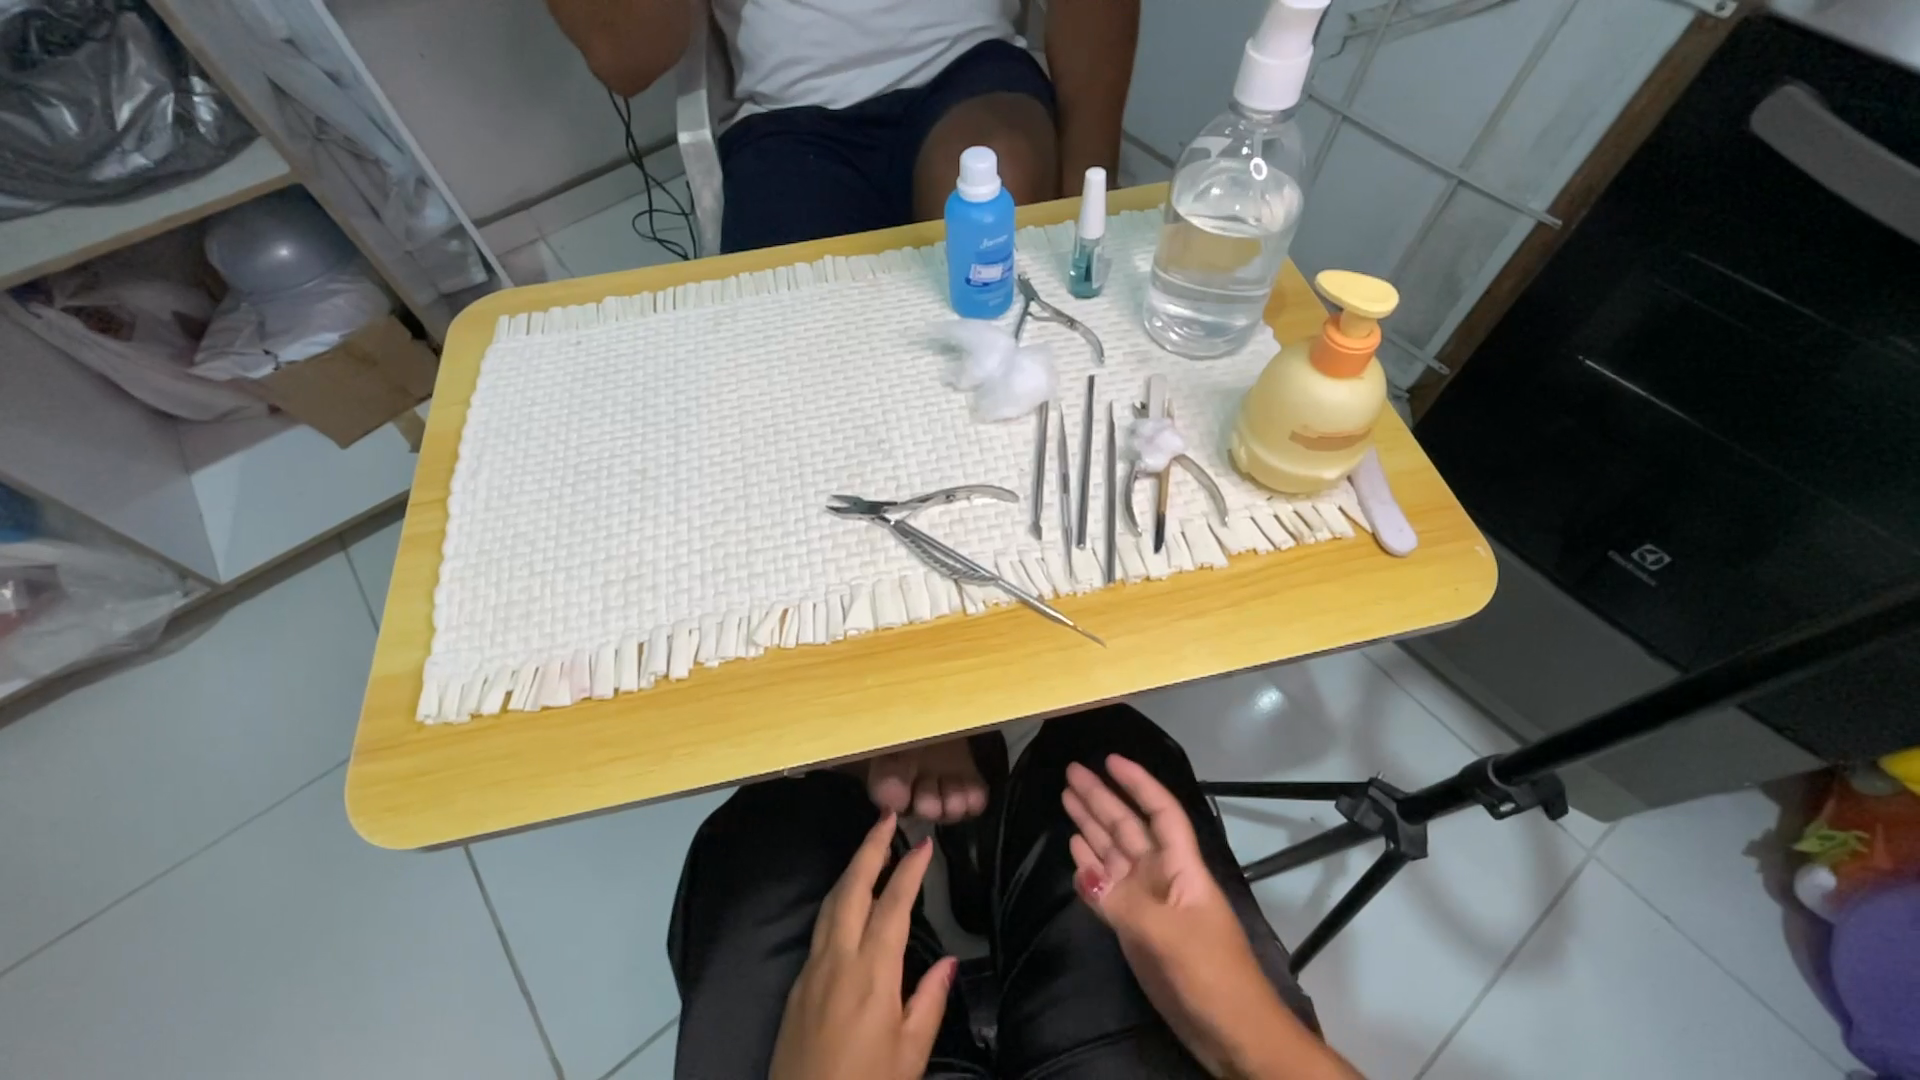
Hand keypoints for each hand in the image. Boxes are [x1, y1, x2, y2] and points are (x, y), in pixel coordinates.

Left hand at [770, 813, 956, 1079]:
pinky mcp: (796, 986)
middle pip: (852, 888)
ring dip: (851, 868)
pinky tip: (848, 899)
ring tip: (871, 847)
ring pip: (830, 903)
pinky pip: (820, 926)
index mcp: (872, 973)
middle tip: (886, 816)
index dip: (909, 870)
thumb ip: (928, 1001)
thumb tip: (947, 962)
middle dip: (870, 848)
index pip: (893, 905)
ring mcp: (811, 970)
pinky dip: (838, 899)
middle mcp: (837, 960)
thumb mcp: (909, 1054)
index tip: (924, 842)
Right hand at [1064, 756, 1358, 1079]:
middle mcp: (1161, 877)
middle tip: (1069, 773)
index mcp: (1181, 868)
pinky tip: (1074, 850)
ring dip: (1091, 826)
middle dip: (1102, 799)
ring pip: (1114, 853)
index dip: (1137, 784)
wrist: (1231, 1033)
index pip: (1159, 812)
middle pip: (1128, 827)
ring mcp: (1147, 903)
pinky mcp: (1135, 929)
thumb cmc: (1212, 975)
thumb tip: (1082, 872)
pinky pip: (1106, 888)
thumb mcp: (1168, 935)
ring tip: (1066, 799)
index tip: (1110, 760)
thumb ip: (1123, 902)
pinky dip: (1089, 868)